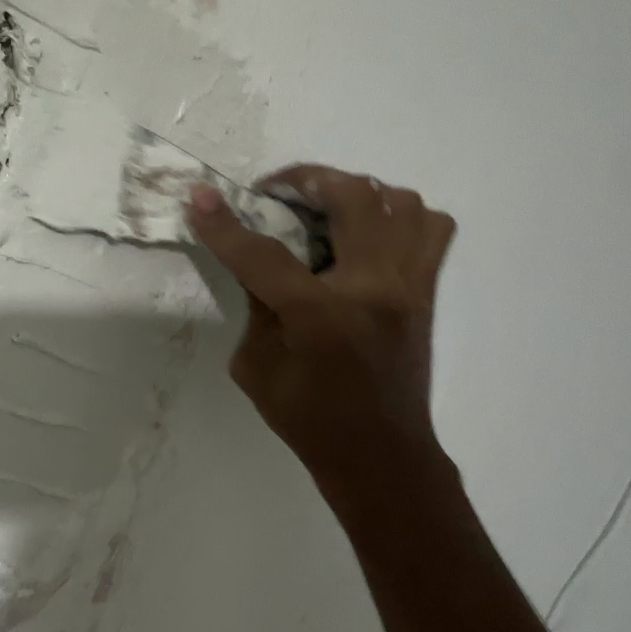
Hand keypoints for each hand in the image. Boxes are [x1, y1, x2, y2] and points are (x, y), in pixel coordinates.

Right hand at [186, 165, 456, 488]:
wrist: (377, 451)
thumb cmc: (307, 418)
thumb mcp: (257, 367)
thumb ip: (259, 309)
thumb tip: (261, 268)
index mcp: (319, 315)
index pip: (263, 255)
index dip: (225, 225)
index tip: (200, 196)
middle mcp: (372, 287)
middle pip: (350, 198)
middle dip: (305, 181)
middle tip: (275, 191)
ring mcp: (409, 285)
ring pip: (399, 201)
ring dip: (357, 192)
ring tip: (324, 207)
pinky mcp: (427, 290)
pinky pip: (430, 228)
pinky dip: (400, 215)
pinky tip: (369, 232)